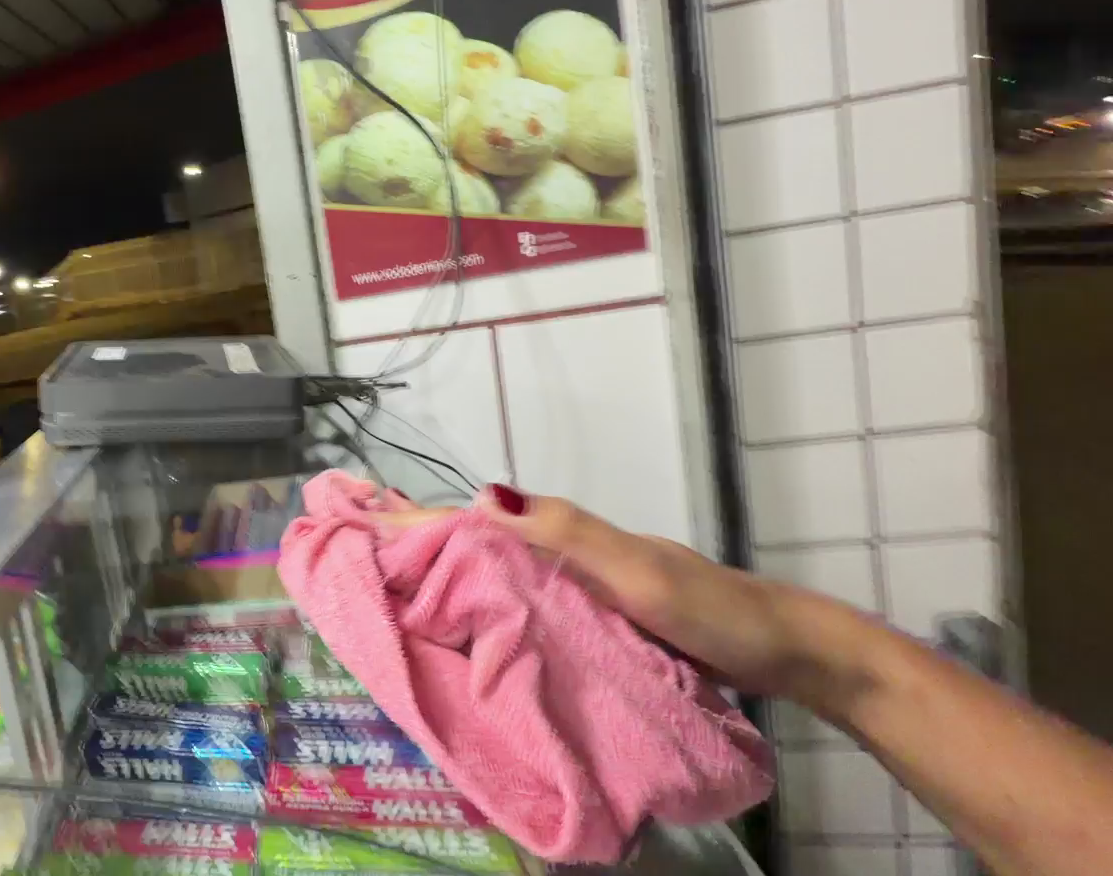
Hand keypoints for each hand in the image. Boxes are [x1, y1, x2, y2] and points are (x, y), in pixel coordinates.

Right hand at [393, 485, 881, 712]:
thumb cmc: (715, 611)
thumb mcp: (640, 571)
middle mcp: (559, 555)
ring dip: (441, 573)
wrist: (791, 654)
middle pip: (473, 543)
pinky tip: (460, 622)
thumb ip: (568, 534)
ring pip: (493, 573)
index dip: (417, 519)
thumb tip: (481, 495)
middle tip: (358, 551)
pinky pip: (519, 605)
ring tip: (389, 584)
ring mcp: (573, 588)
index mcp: (560, 536)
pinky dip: (480, 604)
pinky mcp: (586, 619)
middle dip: (416, 543)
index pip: (471, 519)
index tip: (358, 519)